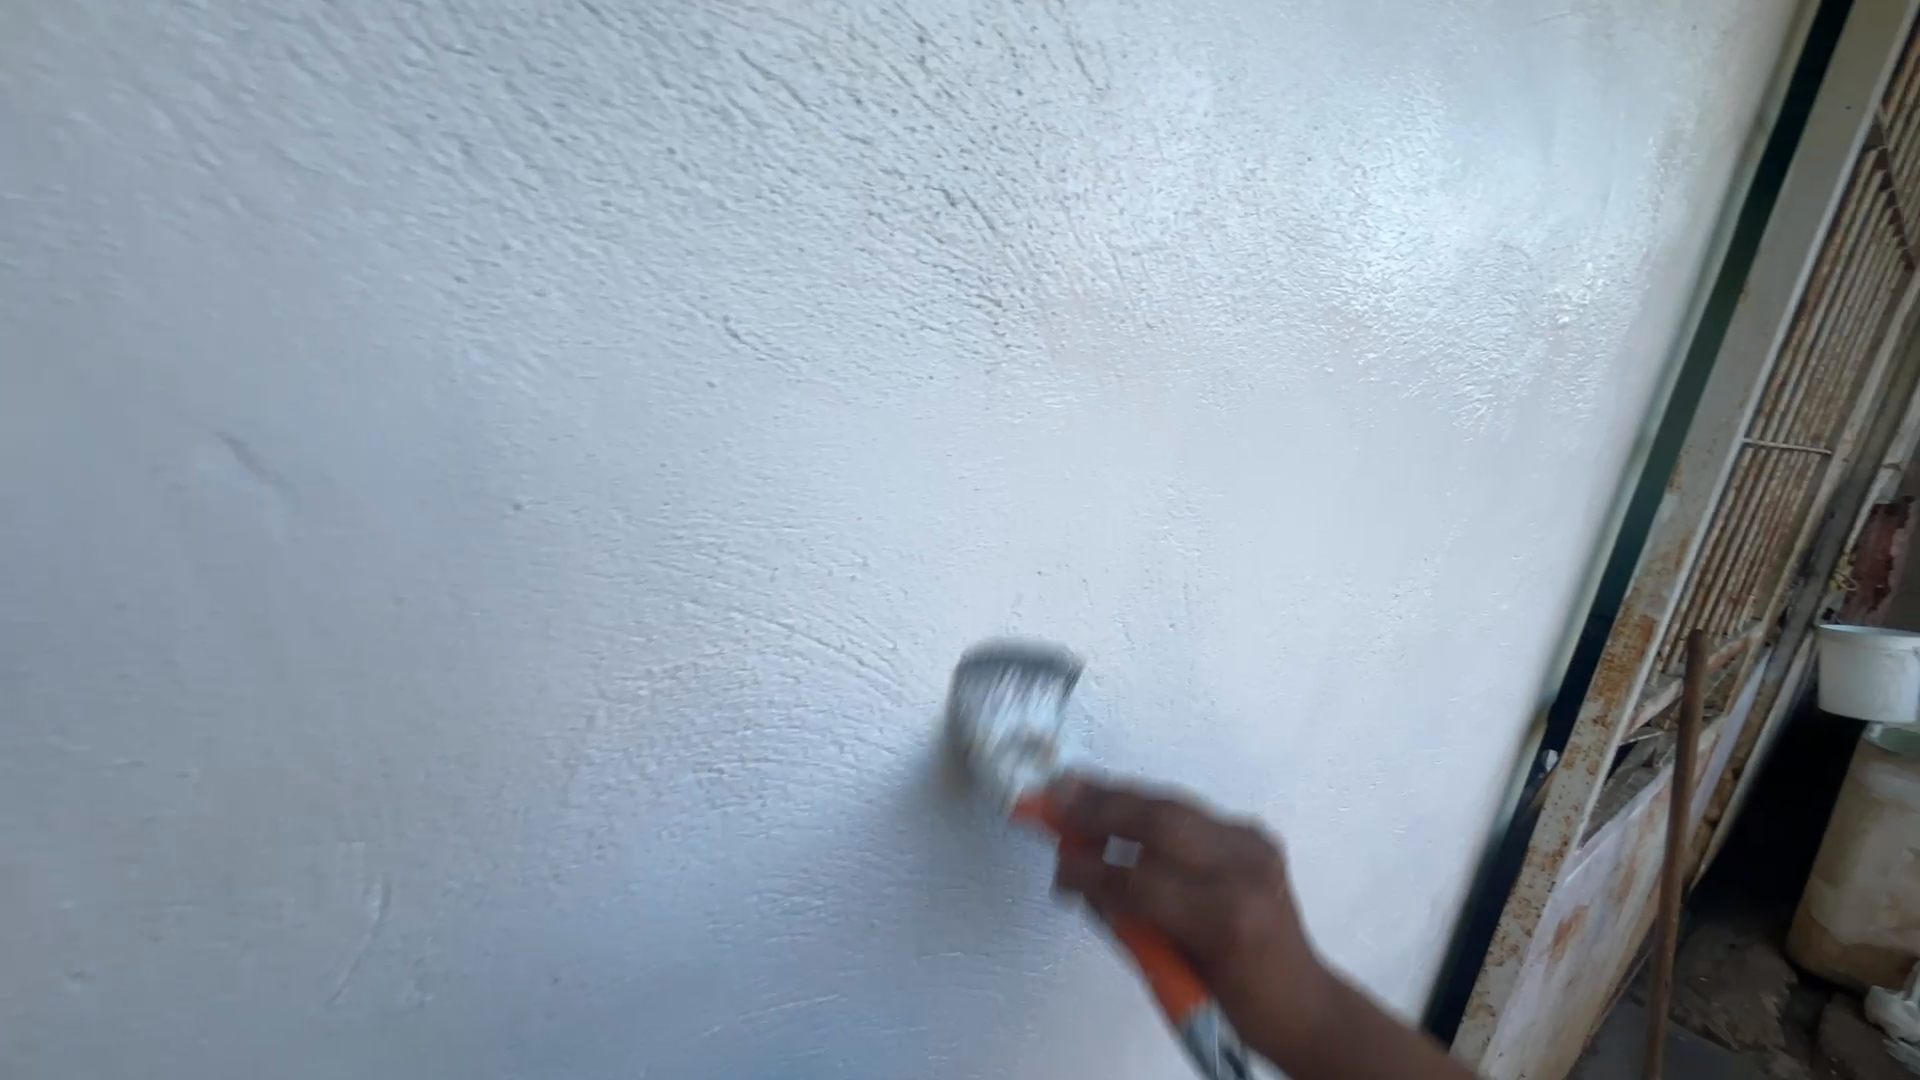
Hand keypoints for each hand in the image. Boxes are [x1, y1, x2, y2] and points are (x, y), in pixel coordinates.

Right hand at [1046, 775, 1333, 1066]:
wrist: (1305, 1001)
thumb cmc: (1237, 1002)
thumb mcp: (1173, 972)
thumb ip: (1126, 918)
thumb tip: (1078, 872)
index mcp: (1226, 920)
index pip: (1143, 883)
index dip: (1092, 869)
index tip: (1057, 865)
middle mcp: (1245, 871)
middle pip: (1162, 824)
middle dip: (1101, 808)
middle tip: (1056, 796)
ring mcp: (1253, 845)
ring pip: (1172, 806)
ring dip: (1118, 797)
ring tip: (1074, 787)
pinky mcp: (1252, 833)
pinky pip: (1187, 811)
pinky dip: (1146, 807)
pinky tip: (1115, 802)